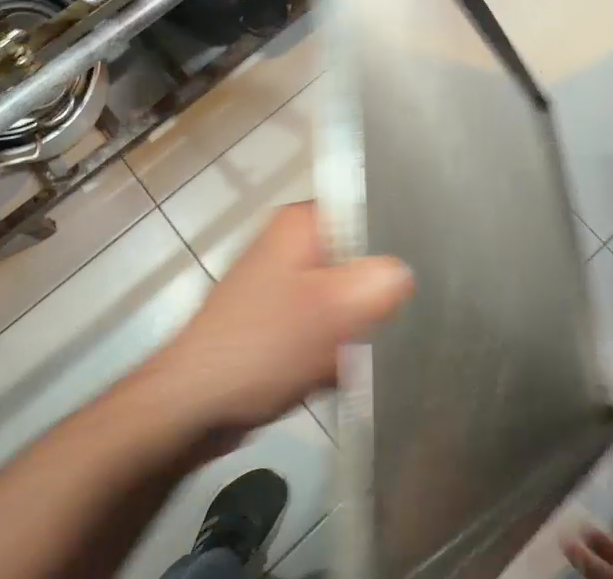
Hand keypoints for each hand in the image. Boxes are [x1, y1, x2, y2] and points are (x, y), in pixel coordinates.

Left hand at [142, 201, 412, 438]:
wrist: (196, 403)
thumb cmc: (260, 346)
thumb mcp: (329, 311)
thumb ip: (375, 285)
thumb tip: (405, 272)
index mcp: (299, 224)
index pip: (365, 208)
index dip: (395, 239)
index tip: (416, 275)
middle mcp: (291, 245)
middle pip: (359, 260)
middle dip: (374, 297)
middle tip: (385, 326)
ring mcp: (283, 285)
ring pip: (345, 299)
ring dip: (356, 330)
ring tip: (357, 354)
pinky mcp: (279, 321)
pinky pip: (325, 328)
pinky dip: (334, 350)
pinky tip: (336, 373)